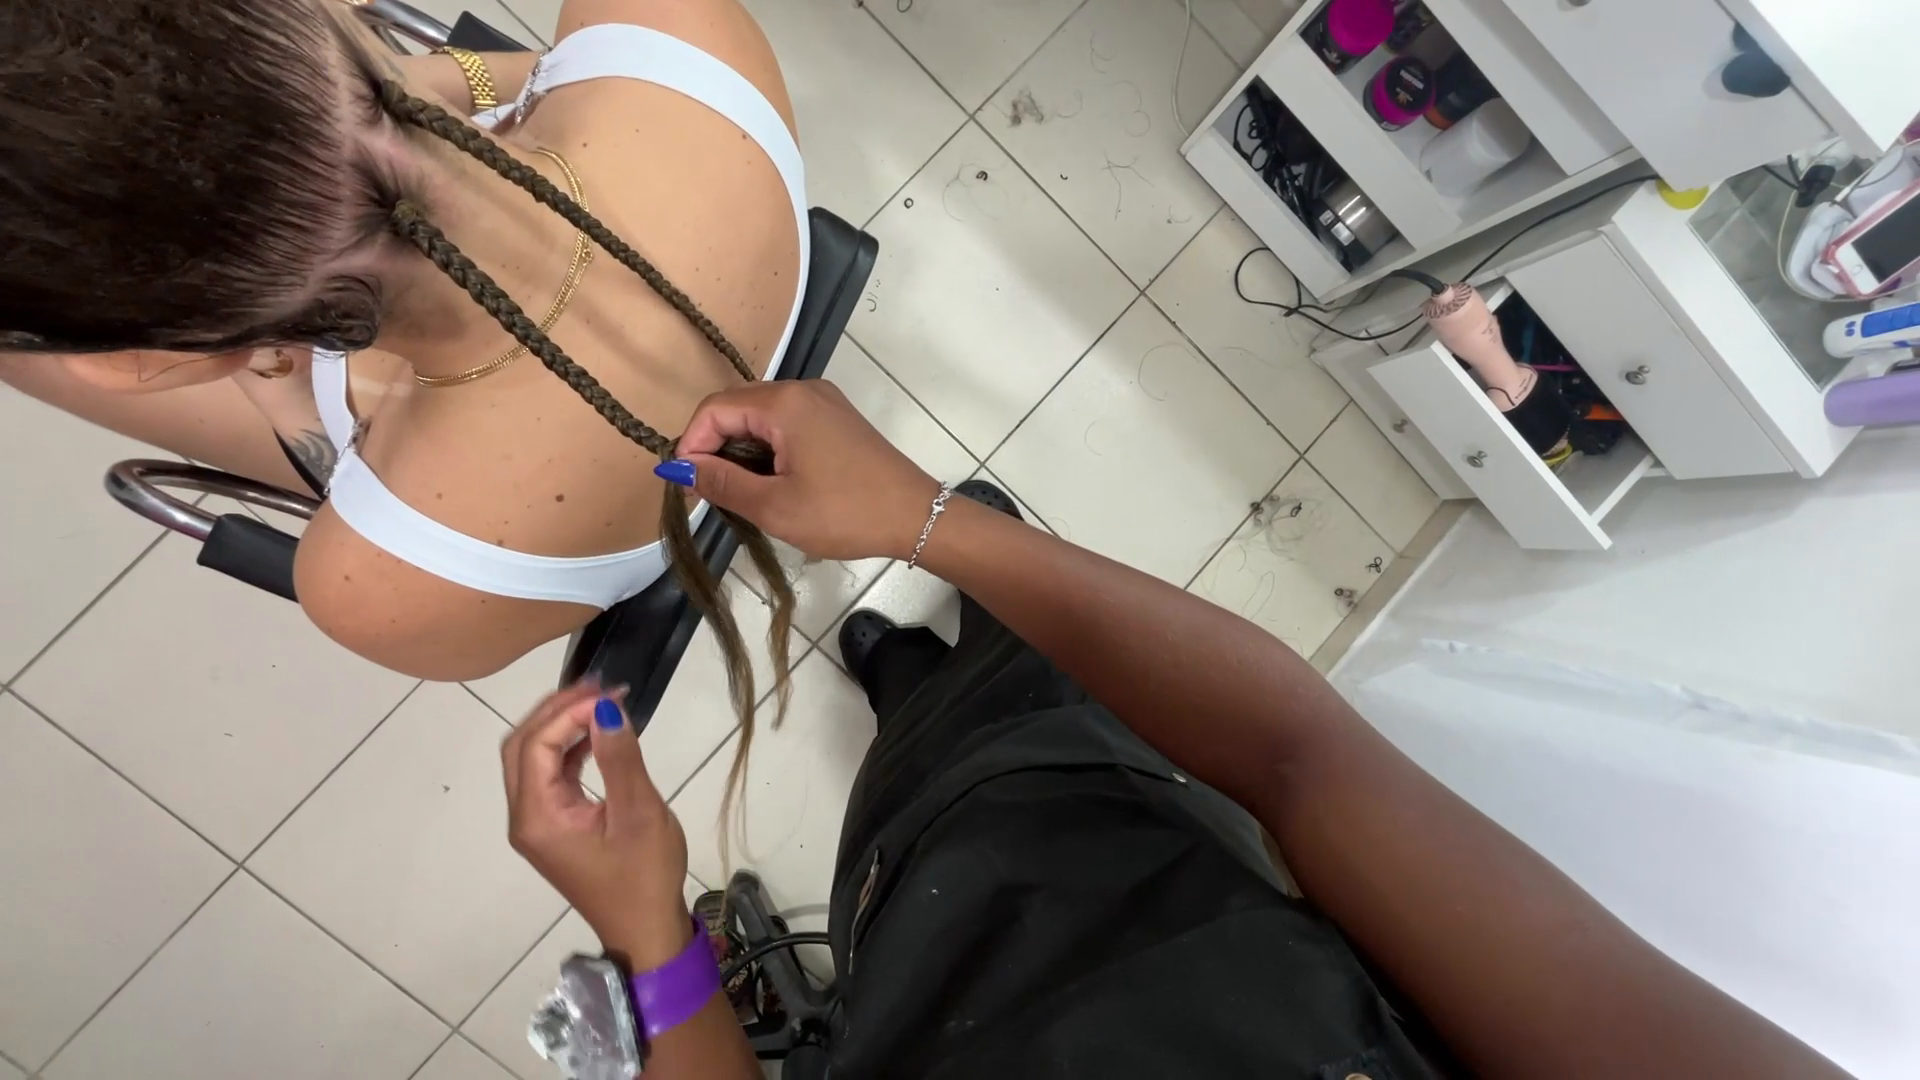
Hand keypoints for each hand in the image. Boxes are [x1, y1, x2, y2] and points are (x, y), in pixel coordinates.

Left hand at [502, 682, 692, 970]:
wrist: (646, 929)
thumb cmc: (644, 873)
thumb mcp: (639, 813)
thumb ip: (620, 758)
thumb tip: (606, 708)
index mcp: (539, 817)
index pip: (535, 745)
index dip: (568, 712)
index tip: (612, 693)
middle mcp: (527, 817)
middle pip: (522, 747)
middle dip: (556, 710)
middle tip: (602, 686)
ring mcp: (538, 823)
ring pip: (532, 758)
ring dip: (561, 725)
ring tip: (603, 700)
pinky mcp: (556, 825)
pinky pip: (550, 774)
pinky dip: (569, 746)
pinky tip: (599, 734)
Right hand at [673, 381, 940, 561]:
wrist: (916, 517)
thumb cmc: (845, 513)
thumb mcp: (775, 506)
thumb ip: (721, 483)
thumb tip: (679, 467)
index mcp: (785, 403)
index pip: (715, 409)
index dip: (692, 445)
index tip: (687, 486)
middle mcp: (804, 390)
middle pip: (738, 408)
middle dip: (716, 448)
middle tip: (713, 494)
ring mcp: (825, 403)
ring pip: (763, 418)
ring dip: (744, 452)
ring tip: (744, 495)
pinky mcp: (839, 420)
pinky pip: (789, 425)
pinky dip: (771, 450)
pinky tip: (774, 483)